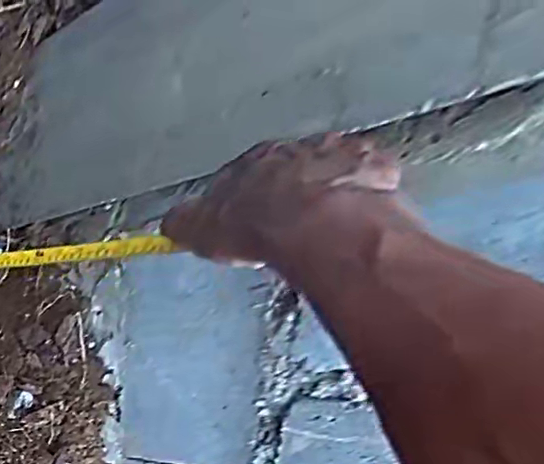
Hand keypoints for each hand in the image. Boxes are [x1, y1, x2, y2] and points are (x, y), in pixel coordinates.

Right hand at [162, 133, 409, 267]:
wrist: (315, 224)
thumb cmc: (256, 224)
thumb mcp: (197, 230)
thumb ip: (183, 222)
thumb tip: (171, 221)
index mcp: (251, 160)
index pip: (238, 177)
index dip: (235, 202)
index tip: (235, 223)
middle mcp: (295, 149)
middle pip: (285, 172)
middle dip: (279, 197)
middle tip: (273, 232)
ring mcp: (338, 155)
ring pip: (324, 174)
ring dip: (316, 197)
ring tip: (308, 233)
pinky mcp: (372, 169)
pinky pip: (362, 182)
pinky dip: (353, 200)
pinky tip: (342, 226)